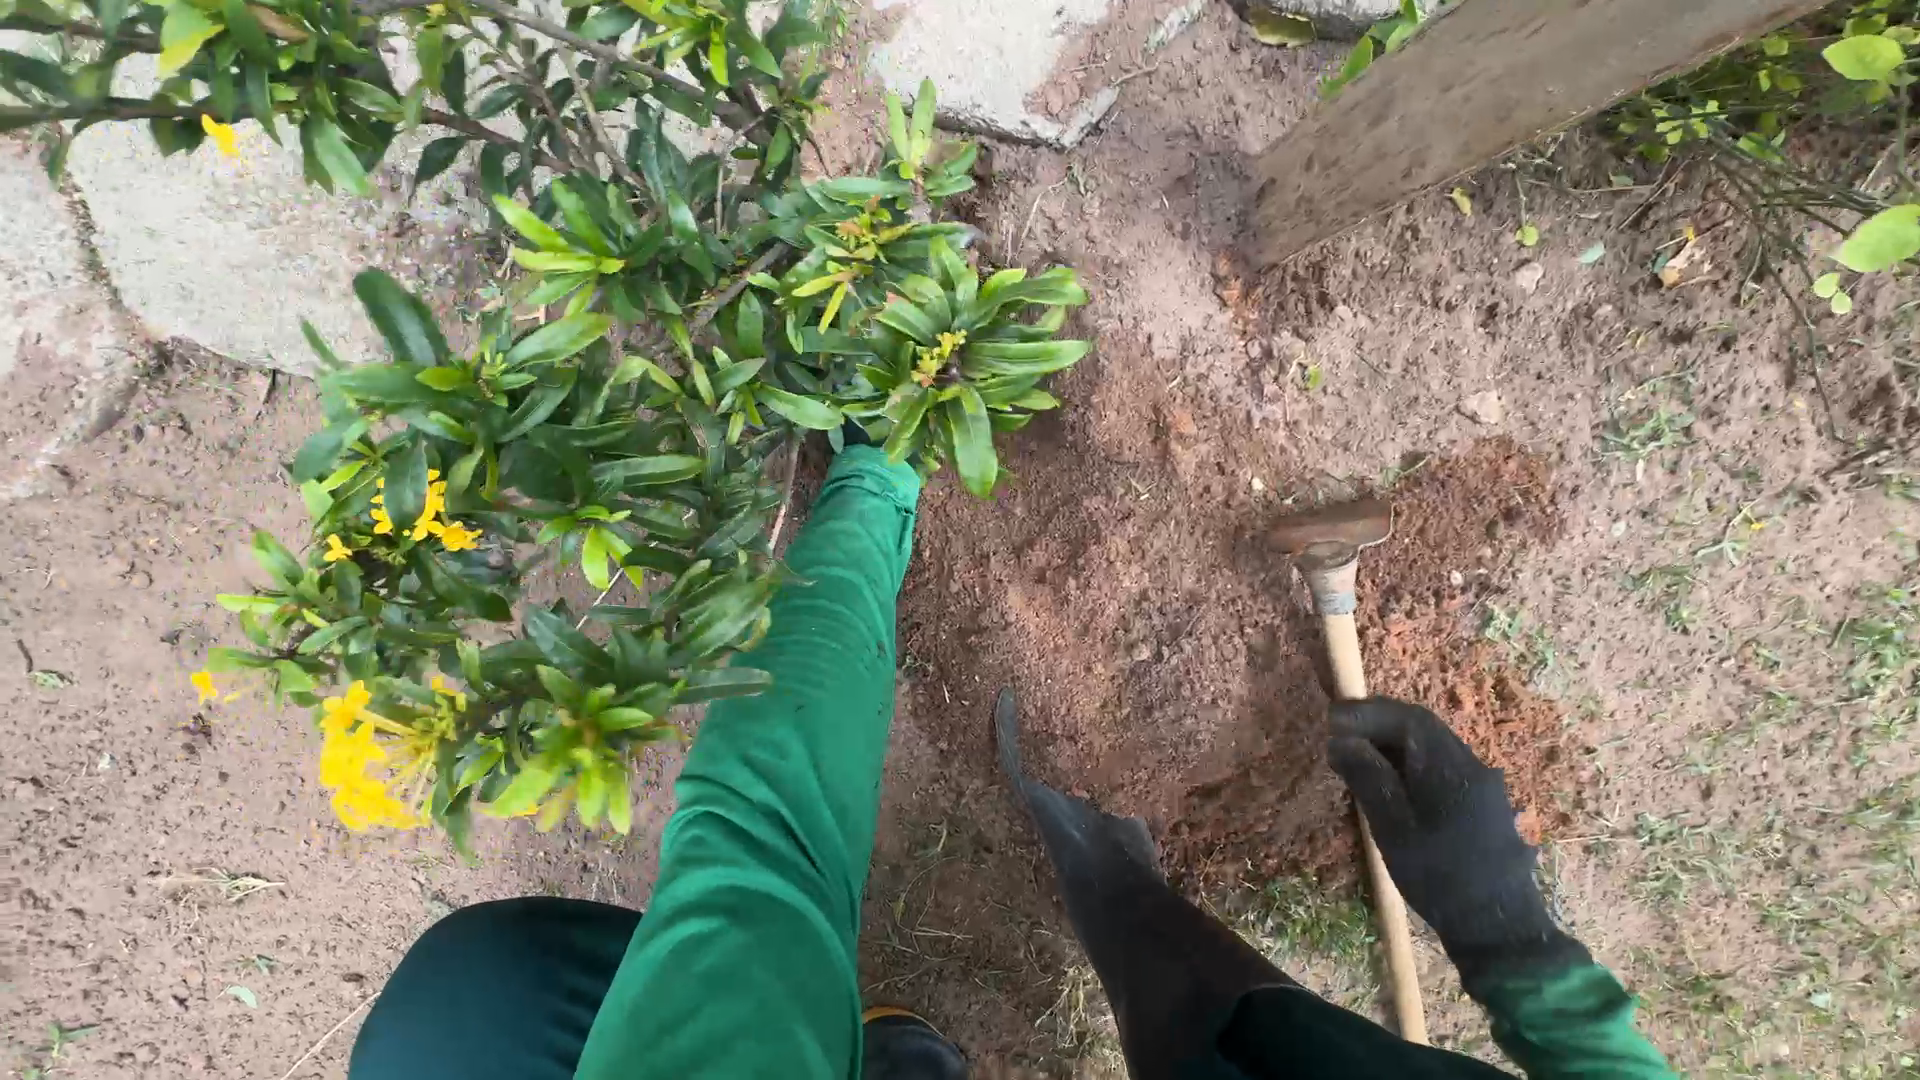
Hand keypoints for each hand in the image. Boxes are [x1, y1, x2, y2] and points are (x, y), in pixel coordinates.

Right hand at [1326, 698, 1583, 987]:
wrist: (1499, 929)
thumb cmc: (1440, 877)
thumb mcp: (1393, 827)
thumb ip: (1368, 777)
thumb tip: (1340, 740)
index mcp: (1453, 769)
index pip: (1409, 720)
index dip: (1367, 713)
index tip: (1332, 719)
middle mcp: (1472, 768)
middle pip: (1422, 728)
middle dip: (1378, 723)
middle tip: (1338, 730)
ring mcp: (1481, 786)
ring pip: (1430, 747)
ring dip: (1391, 742)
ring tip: (1355, 753)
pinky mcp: (1481, 805)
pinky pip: (1438, 767)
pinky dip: (1407, 762)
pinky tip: (1386, 778)